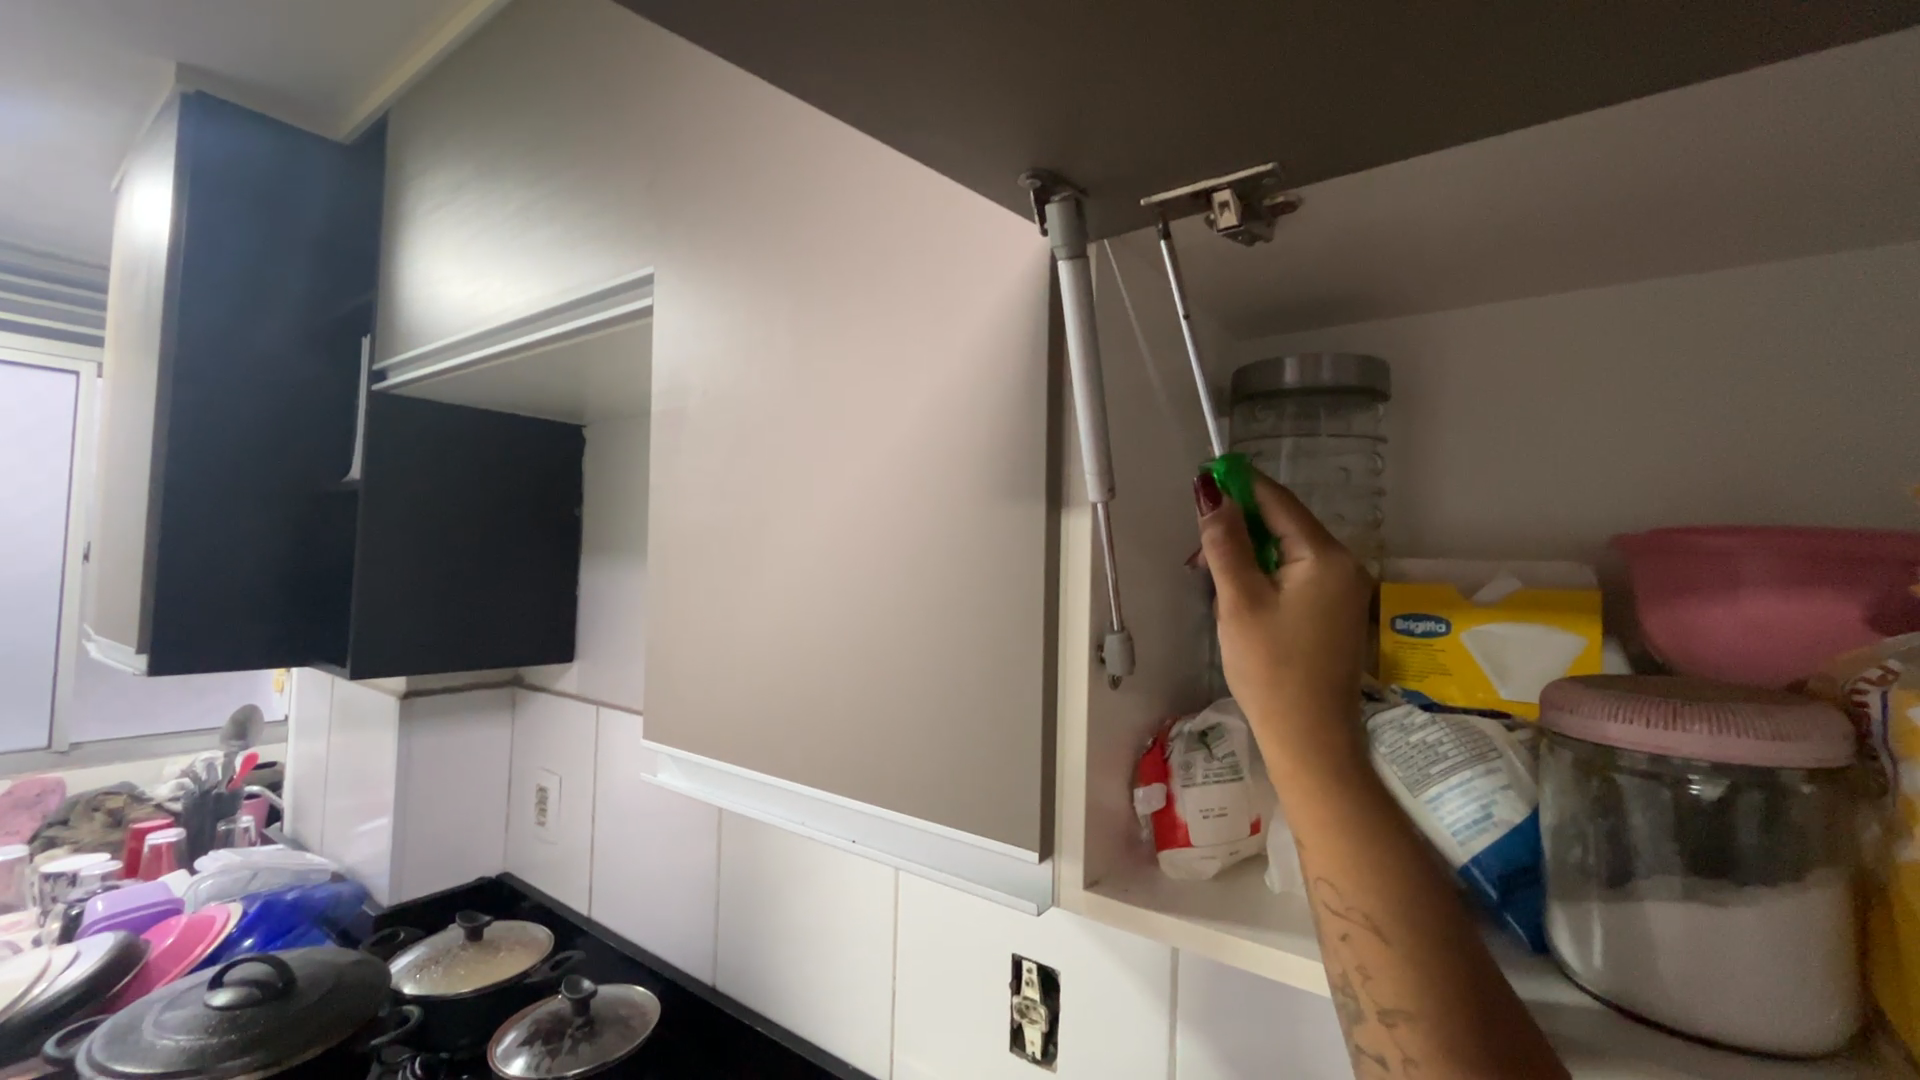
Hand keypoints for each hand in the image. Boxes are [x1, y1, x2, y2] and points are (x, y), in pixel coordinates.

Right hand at [1193, 468, 1372, 761]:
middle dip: (1240, 525)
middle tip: (1197, 546)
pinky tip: (1240, 591)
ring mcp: (1344, 591)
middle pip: (1285, 524)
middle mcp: (1344, 565)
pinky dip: (1265, 573)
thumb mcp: (1239, 600)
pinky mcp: (1334, 613)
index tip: (1203, 478)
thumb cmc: (1270, 667)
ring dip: (1249, 552)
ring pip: (1288, 551)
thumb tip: (1210, 492)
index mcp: (1326, 556)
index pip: (1278, 502)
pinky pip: (1297, 575)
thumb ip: (1224, 542)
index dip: (1239, 485)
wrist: (1309, 738)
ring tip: (1211, 574)